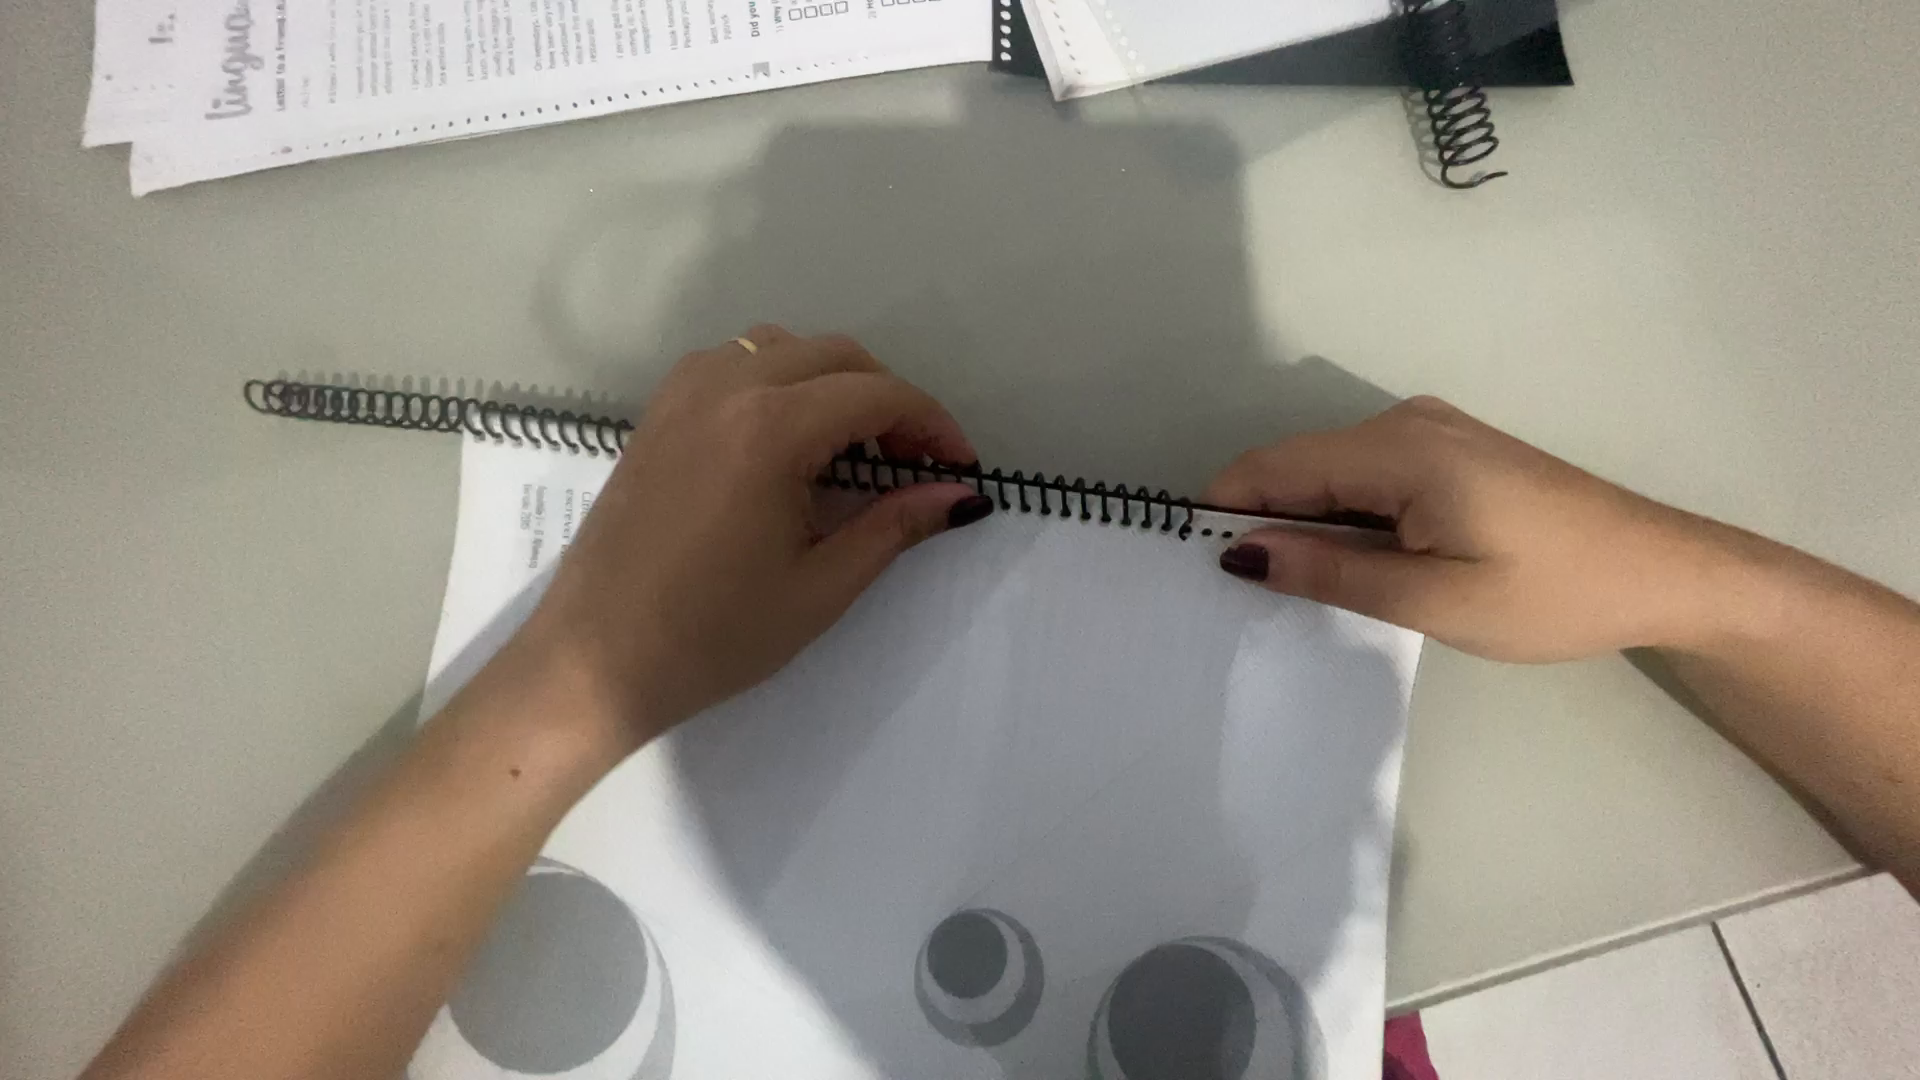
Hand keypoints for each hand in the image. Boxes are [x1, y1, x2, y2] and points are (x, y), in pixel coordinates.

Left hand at [516, 325, 993, 749]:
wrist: (594, 661)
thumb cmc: (714, 636)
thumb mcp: (822, 586)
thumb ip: (896, 525)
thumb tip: (963, 498)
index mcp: (769, 429)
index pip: (877, 396)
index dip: (933, 424)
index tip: (960, 466)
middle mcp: (725, 387)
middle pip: (837, 356)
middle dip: (890, 399)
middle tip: (913, 462)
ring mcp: (683, 393)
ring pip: (785, 348)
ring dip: (836, 383)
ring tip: (855, 447)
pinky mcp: (659, 411)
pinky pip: (737, 363)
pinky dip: (783, 381)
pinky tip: (790, 439)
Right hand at [1205, 397, 1761, 661]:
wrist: (1672, 575)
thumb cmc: (1554, 594)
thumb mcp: (1432, 599)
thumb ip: (1328, 570)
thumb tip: (1239, 553)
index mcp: (1398, 451)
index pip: (1273, 467)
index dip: (1223, 509)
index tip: (1196, 563)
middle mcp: (1401, 423)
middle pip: (1292, 465)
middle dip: (1256, 519)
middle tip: (1245, 589)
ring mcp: (1423, 432)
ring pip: (1320, 472)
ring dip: (1295, 520)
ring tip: (1296, 582)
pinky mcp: (1439, 450)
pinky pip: (1355, 476)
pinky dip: (1332, 514)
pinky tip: (1347, 558)